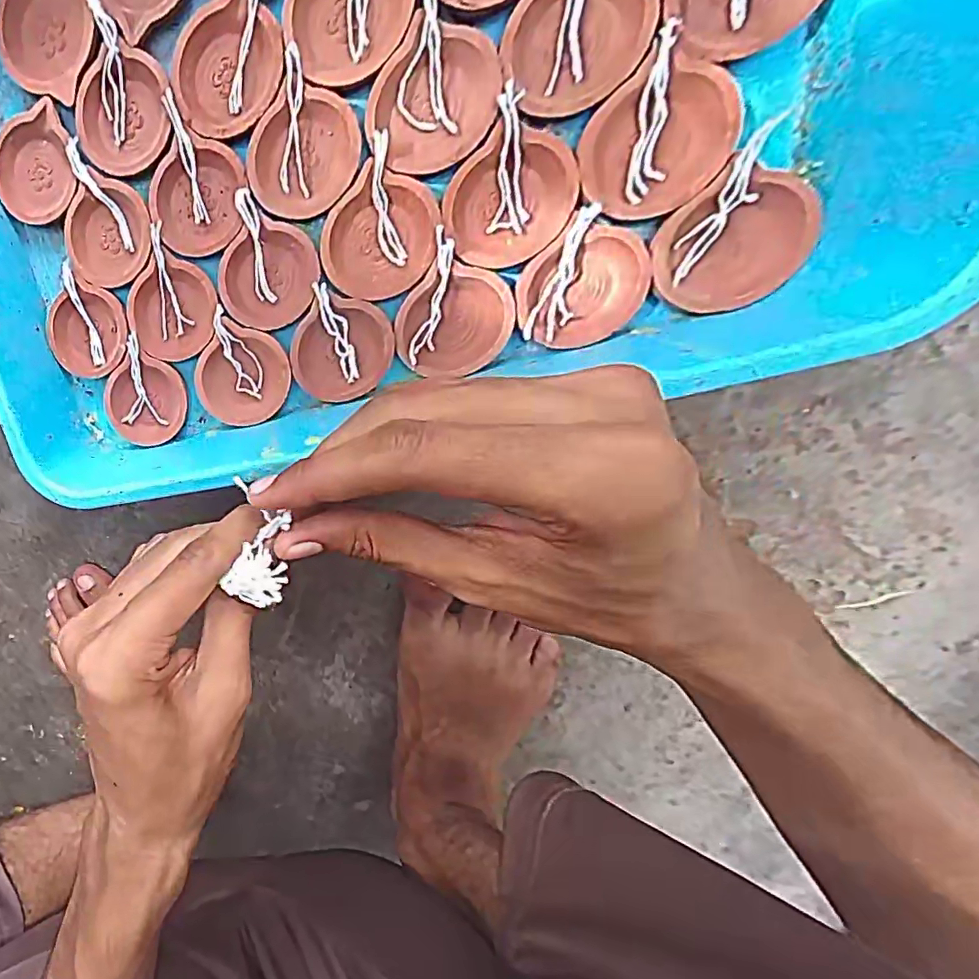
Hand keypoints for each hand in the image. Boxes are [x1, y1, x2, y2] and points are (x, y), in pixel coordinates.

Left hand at [51, 509, 265, 850]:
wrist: (138, 808)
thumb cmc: (182, 771)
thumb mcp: (224, 695)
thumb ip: (232, 618)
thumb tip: (246, 564)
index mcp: (118, 659)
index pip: (183, 574)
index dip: (228, 539)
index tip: (259, 517)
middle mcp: (86, 637)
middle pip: (159, 559)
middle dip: (213, 540)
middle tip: (257, 533)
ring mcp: (75, 631)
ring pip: (143, 562)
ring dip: (191, 551)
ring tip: (236, 551)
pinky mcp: (79, 631)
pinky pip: (126, 579)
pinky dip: (163, 568)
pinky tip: (194, 566)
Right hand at [248, 366, 804, 672]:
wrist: (701, 583)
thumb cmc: (609, 604)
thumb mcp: (492, 582)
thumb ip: (390, 544)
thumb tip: (300, 532)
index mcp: (593, 471)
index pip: (425, 450)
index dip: (335, 470)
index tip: (277, 495)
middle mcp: (598, 402)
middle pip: (422, 408)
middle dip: (342, 451)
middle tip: (291, 491)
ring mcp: (593, 377)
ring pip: (435, 392)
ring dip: (366, 436)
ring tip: (323, 477)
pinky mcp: (579, 373)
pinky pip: (463, 392)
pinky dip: (406, 424)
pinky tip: (373, 454)